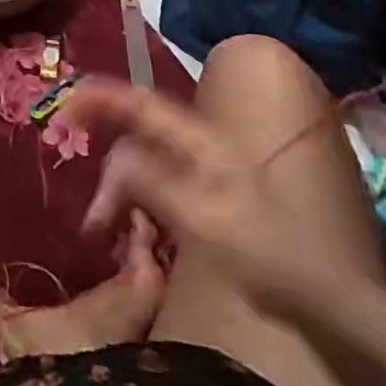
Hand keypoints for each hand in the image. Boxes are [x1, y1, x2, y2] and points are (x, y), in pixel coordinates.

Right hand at [57, 78, 324, 304]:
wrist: (318, 290)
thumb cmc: (268, 251)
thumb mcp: (208, 222)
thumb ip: (158, 185)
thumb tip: (114, 159)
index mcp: (201, 142)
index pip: (143, 104)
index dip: (103, 95)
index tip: (68, 98)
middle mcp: (197, 146)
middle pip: (136, 135)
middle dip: (104, 159)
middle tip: (82, 195)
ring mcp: (198, 169)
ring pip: (141, 162)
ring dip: (115, 189)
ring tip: (99, 229)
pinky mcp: (198, 193)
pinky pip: (151, 182)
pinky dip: (130, 198)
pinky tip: (119, 222)